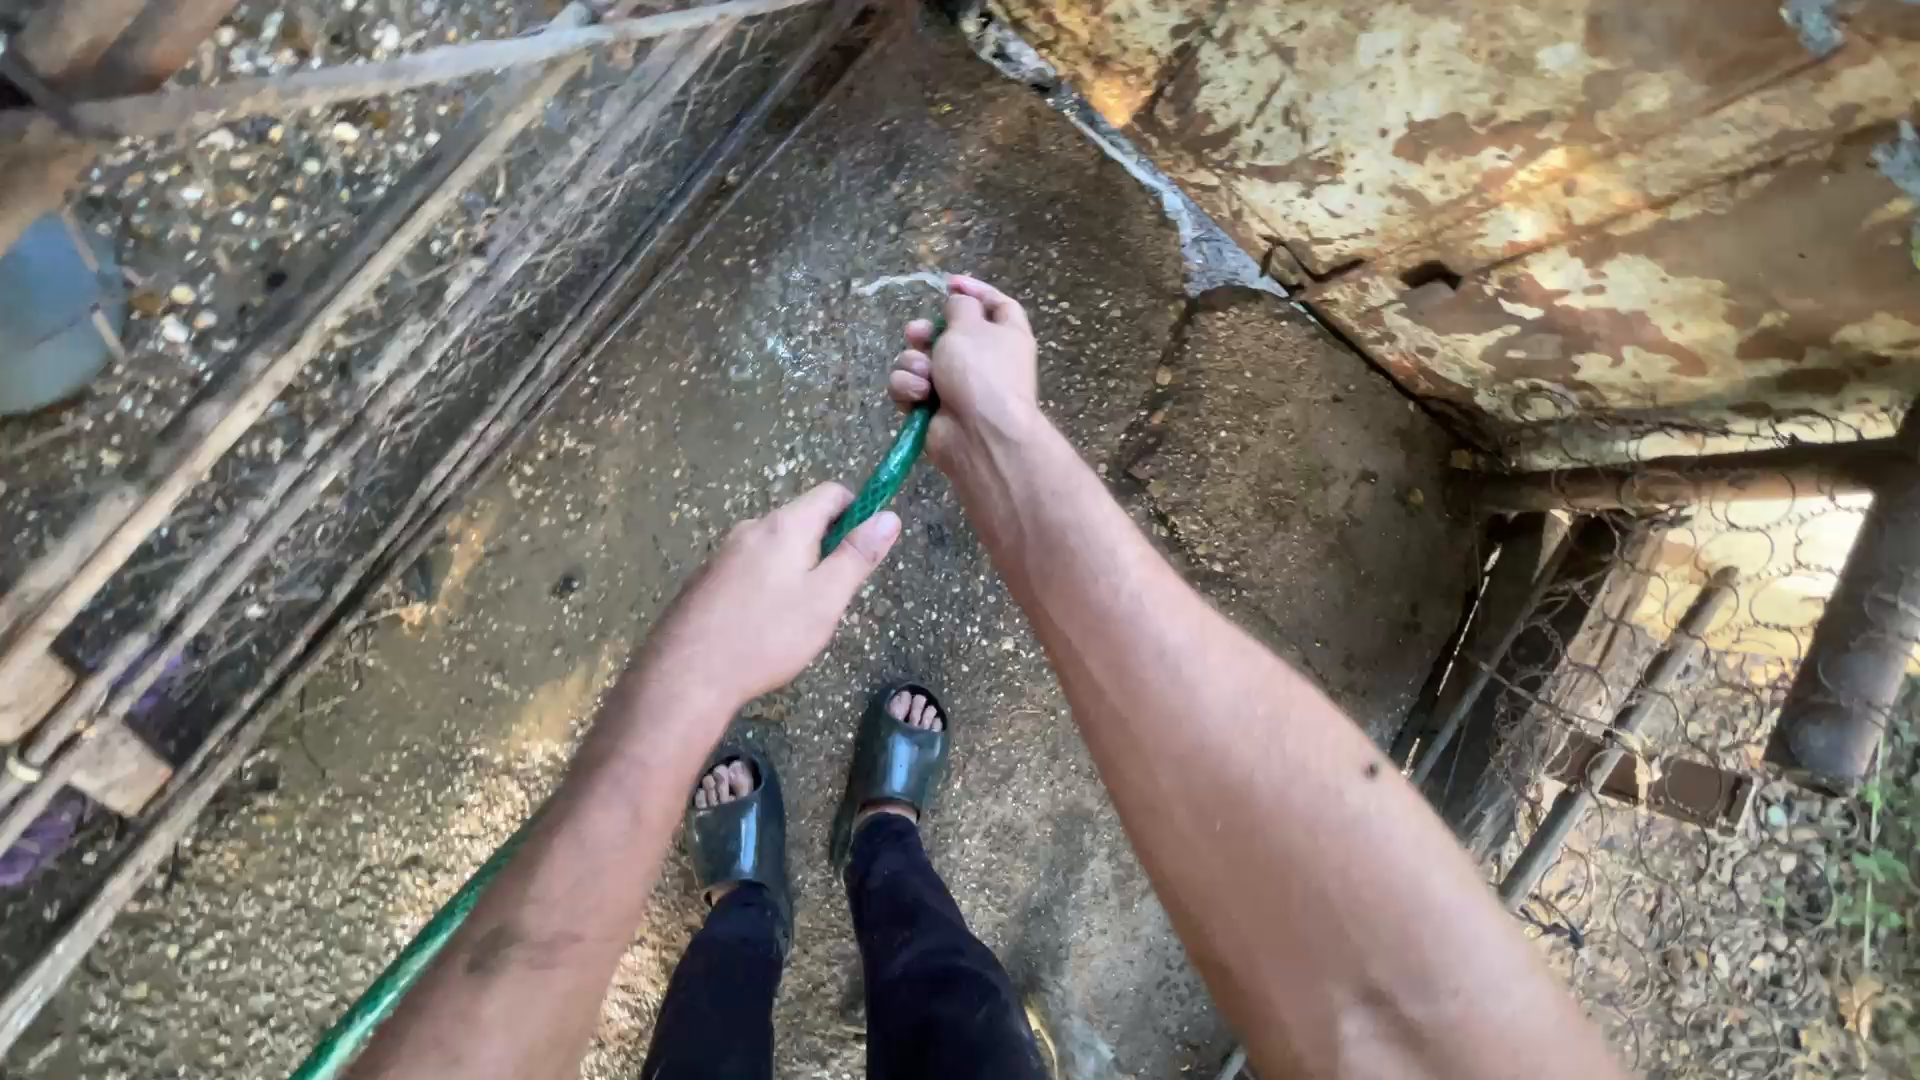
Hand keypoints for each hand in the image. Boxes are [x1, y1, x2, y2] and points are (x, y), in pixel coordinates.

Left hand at [639, 483, 899, 711]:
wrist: (686, 676)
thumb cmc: (766, 636)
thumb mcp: (826, 599)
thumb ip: (857, 556)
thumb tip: (888, 516)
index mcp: (784, 526)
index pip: (832, 493)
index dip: (858, 512)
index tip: (865, 549)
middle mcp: (751, 529)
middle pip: (802, 521)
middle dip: (826, 549)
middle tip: (831, 598)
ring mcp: (723, 554)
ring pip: (775, 548)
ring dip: (796, 569)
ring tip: (796, 619)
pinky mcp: (705, 580)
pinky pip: (749, 568)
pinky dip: (767, 585)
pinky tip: (761, 628)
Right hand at [888, 275, 1040, 469]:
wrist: (980, 434)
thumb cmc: (981, 373)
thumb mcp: (970, 326)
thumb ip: (960, 307)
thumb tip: (958, 308)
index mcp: (1006, 335)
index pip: (996, 304)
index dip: (974, 291)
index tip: (949, 283)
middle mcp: (983, 360)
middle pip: (947, 333)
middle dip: (925, 332)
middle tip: (915, 334)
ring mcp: (957, 387)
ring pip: (919, 360)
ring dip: (914, 363)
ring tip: (924, 375)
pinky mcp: (932, 409)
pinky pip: (909, 387)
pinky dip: (908, 389)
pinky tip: (918, 396)